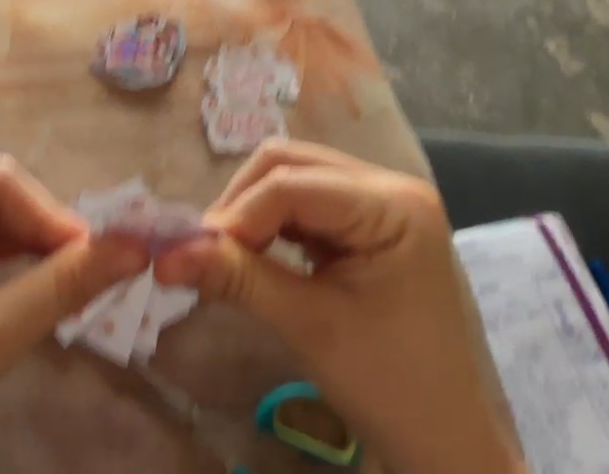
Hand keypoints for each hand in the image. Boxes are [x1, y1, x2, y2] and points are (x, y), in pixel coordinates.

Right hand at [154, 141, 523, 473]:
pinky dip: (271, 224)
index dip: (239, 213)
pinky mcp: (367, 225)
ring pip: (293, 178)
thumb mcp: (308, 325)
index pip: (294, 184)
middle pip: (291, 165)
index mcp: (394, 205)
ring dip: (253, 212)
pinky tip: (255, 255)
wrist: (443, 444)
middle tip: (207, 250)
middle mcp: (391, 187)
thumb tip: (165, 254)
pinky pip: (305, 204)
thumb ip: (238, 278)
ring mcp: (381, 204)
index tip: (194, 252)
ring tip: (226, 256)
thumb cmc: (388, 385)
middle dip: (242, 204)